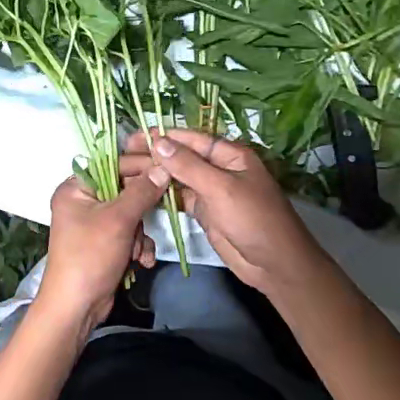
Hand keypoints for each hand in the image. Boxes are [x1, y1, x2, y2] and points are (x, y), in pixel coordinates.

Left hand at [37, 167, 166, 330]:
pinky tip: (140, 261)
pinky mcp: (104, 243)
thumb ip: (142, 191)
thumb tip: (163, 168)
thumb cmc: (90, 257)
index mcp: (75, 188)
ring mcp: (93, 223)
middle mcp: (82, 201)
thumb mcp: (118, 220)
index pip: (112, 164)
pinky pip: (128, 234)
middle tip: (155, 214)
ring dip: (139, 234)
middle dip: (140, 212)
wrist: (77, 306)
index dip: (140, 166)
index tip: (168, 168)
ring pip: (131, 215)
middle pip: (124, 190)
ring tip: (136, 251)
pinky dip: (137, 246)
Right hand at [122, 128, 329, 296]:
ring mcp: (211, 191)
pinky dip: (161, 194)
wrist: (274, 264)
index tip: (136, 136)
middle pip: (182, 156)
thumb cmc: (254, 219)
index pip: (191, 139)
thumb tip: (159, 142)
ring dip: (155, 173)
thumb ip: (188, 166)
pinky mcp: (204, 211)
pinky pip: (179, 197)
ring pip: (178, 177)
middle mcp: (219, 168)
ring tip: (125, 169)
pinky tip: (140, 191)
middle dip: (155, 154)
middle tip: (124, 152)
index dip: (164, 136)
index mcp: (230, 155)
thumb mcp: (221, 188)